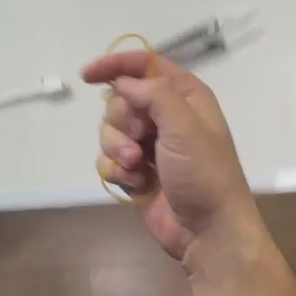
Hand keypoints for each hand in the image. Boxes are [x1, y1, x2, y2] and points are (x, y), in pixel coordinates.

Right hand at [81, 52, 265, 271]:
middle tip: (140, 141)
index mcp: (184, 97)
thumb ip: (154, 96)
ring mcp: (147, 145)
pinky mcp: (134, 172)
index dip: (115, 65)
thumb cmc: (205, 175)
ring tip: (138, 168)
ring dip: (118, 150)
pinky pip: (107, 160)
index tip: (88, 75)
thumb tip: (123, 82)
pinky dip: (116, 171)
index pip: (144, 66)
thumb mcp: (186, 128)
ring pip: (108, 131)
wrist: (207, 230)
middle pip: (119, 101)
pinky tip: (135, 184)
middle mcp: (164, 116)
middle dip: (121, 122)